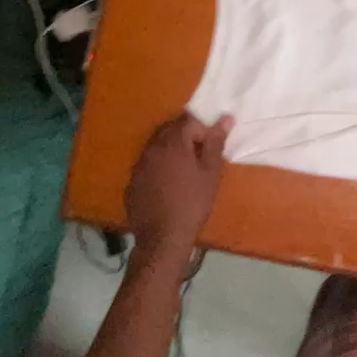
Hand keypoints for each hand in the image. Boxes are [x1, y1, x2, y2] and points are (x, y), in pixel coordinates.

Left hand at [124, 112, 233, 270]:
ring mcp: (138, 165)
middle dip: (185, 137)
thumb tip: (225, 117)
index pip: (189, 120)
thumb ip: (216, 142)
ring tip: (182, 172)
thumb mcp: (211, 173)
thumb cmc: (193, 203)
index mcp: (173, 142)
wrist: (163, 239)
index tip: (210, 148)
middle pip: (170, 130)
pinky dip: (157, 168)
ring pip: (156, 147)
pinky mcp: (131, 183)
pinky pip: (147, 166)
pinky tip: (166, 187)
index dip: (202, 130)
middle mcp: (152, 148)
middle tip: (198, 157)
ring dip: (170, 152)